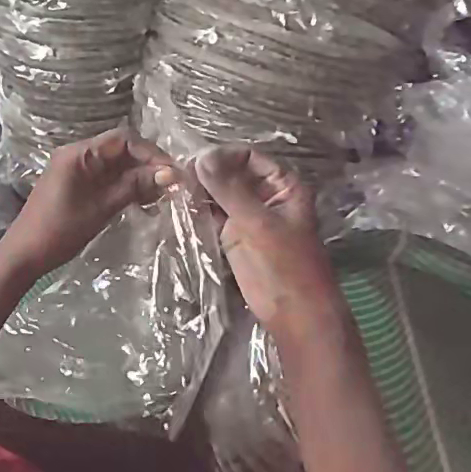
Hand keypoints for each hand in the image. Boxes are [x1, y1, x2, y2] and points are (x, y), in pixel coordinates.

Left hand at [0, 128, 179, 279]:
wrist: (24, 256)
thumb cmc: (60, 231)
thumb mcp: (101, 208)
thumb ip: (135, 187)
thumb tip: (171, 173)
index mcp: (79, 153)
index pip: (124, 139)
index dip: (152, 153)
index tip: (172, 173)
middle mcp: (79, 154)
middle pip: (122, 149)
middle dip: (149, 164)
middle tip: (173, 185)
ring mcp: (78, 170)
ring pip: (118, 164)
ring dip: (141, 177)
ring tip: (163, 195)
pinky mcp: (79, 185)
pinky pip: (109, 178)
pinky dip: (127, 186)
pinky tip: (144, 201)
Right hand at [193, 145, 345, 339]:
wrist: (296, 315)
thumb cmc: (285, 266)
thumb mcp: (257, 223)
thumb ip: (229, 189)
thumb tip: (201, 157)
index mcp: (283, 187)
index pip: (249, 156)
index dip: (222, 156)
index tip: (193, 162)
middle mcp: (266, 197)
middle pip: (232, 174)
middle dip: (207, 173)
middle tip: (178, 177)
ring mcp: (250, 218)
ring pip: (221, 195)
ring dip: (200, 192)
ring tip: (174, 189)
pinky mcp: (235, 238)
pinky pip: (215, 216)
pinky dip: (199, 211)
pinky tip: (180, 206)